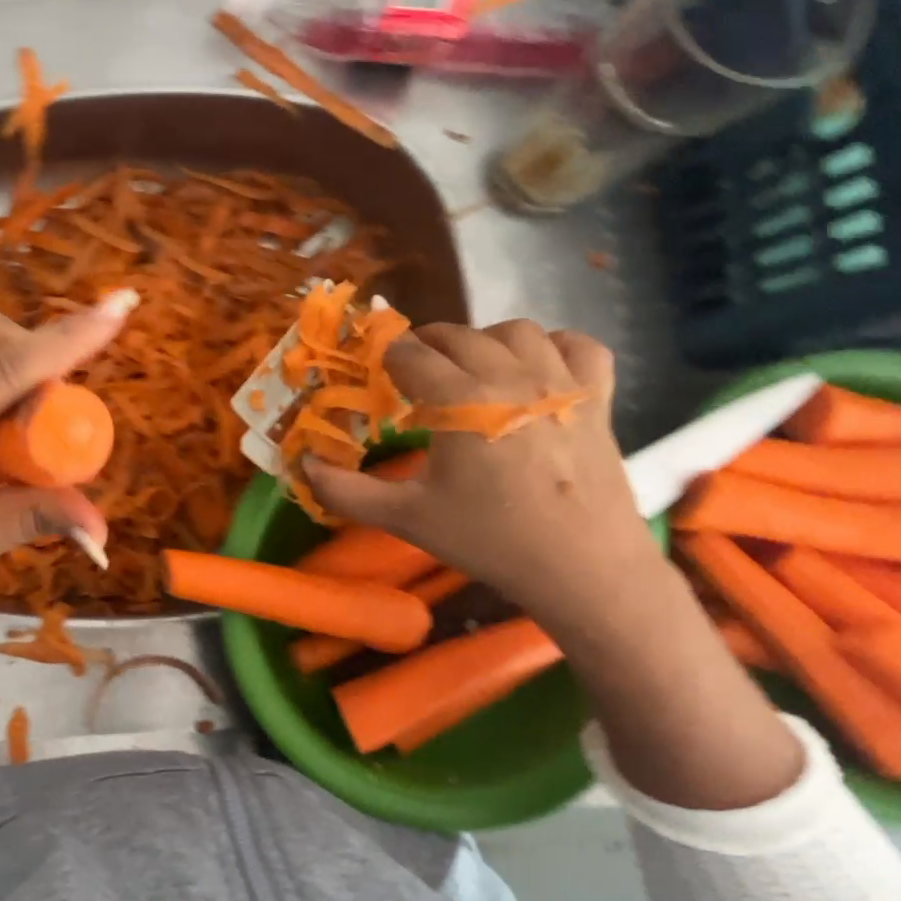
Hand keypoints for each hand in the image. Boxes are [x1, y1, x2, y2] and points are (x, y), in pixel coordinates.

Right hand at [303, 320, 663, 625]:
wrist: (583, 568)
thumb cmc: (488, 539)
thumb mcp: (405, 517)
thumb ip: (345, 490)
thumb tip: (302, 466)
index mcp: (460, 398)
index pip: (410, 353)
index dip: (387, 361)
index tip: (379, 381)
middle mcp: (510, 375)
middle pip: (458, 334)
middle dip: (427, 348)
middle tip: (414, 380)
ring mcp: (560, 382)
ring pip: (515, 331)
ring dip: (484, 342)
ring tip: (471, 373)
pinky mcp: (598, 398)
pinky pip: (579, 346)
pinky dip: (554, 347)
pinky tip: (536, 371)